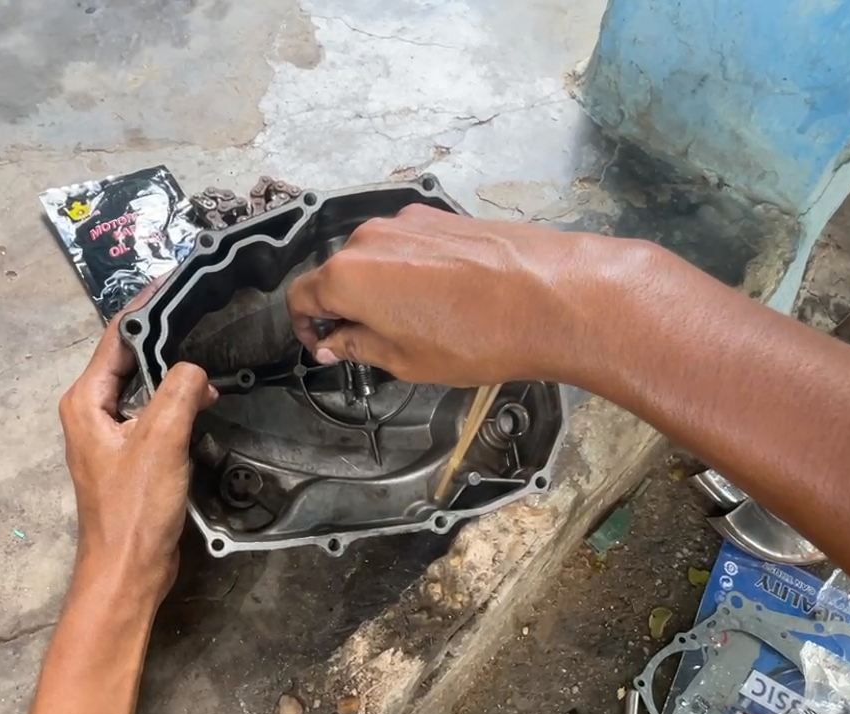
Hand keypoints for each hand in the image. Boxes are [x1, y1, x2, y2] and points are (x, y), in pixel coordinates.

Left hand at [58, 317, 215, 602]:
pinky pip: (154, 416)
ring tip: (211, 359)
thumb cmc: (136, 507)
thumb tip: (196, 369)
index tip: (177, 284)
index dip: (146, 309)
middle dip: (165, 340)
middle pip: (129, 361)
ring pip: (144, 390)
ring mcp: (110, 437)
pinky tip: (204, 402)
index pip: (116, 339)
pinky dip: (177, 404)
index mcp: (86, 401)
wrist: (129, 569)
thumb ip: (178, 393)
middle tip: (203, 318)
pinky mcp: (130, 458)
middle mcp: (92, 413)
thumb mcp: (160, 441)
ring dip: (174, 376)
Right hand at [285, 206, 628, 387]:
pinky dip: (406, 272)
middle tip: (367, 343)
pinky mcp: (439, 216)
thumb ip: (356, 346)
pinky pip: (405, 246)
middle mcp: (370, 238)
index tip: (322, 344)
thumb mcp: (403, 359)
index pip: (302, 296)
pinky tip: (437, 300)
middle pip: (337, 274)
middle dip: (344, 309)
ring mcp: (407, 221)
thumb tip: (333, 343)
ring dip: (378, 290)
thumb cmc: (478, 335)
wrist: (548, 298)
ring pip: (373, 259)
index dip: (306, 327)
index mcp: (349, 276)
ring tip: (412, 324)